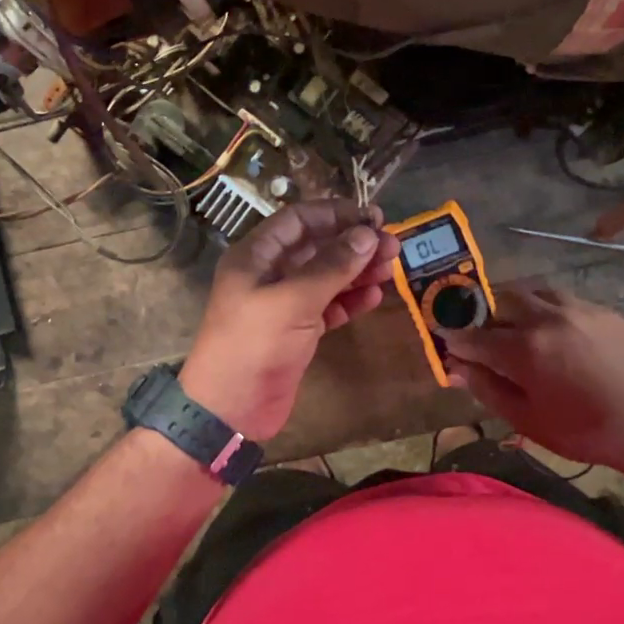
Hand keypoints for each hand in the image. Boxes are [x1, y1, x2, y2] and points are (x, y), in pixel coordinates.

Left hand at [180, 200, 401, 439]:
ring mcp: (283, 305)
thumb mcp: (293, 299)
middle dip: (353, 244)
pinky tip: (374, 297)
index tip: (375, 219)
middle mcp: (268, 274)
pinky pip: (327, 307)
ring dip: (357, 272)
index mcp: (256, 256)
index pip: (299, 219)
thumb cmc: (254, 344)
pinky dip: (349, 301)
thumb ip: (332, 266)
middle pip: (316, 247)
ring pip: (325, 277)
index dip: (336, 214)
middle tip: (393, 247)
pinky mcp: (296, 332)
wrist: (231, 408)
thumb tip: (368, 235)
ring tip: (391, 269)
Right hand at [442, 287, 623, 472]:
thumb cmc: (587, 432)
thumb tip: (456, 369)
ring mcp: (576, 308)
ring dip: (510, 305)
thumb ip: (488, 389)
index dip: (452, 340)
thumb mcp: (528, 420)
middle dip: (479, 314)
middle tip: (474, 334)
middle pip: (497, 301)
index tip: (443, 344)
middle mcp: (546, 317)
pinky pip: (559, 299)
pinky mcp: (601, 310)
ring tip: (509, 327)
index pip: (472, 335)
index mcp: (524, 349)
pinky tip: (547, 330)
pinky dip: (541, 308)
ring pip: (529, 292)